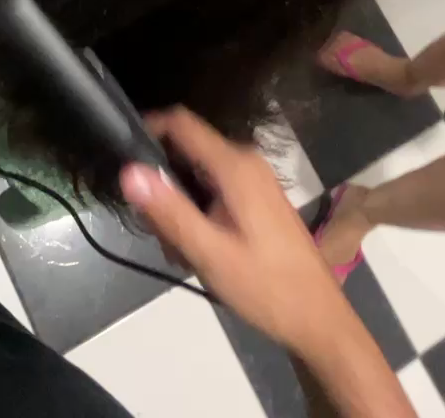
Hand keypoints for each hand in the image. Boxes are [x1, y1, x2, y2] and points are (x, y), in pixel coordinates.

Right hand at [121, 109, 349, 350]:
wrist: (321, 323)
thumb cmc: (267, 288)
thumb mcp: (210, 254)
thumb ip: (169, 211)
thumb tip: (128, 170)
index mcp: (235, 166)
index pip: (180, 122)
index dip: (147, 129)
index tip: (122, 157)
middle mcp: (245, 162)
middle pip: (184, 152)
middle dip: (162, 186)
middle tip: (157, 231)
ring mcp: (253, 179)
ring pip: (196, 175)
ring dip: (178, 206)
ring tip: (179, 251)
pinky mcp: (256, 198)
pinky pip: (212, 189)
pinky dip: (197, 212)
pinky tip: (198, 249)